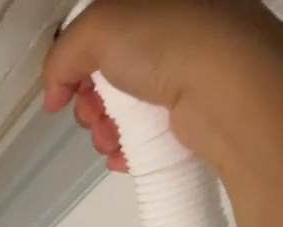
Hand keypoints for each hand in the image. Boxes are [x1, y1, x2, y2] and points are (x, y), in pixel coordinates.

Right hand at [43, 0, 282, 172]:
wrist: (229, 86)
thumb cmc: (166, 41)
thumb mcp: (98, 27)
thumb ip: (62, 55)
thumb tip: (54, 96)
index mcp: (157, 0)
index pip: (101, 31)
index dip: (76, 60)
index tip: (68, 87)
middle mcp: (178, 26)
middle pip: (109, 73)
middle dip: (90, 102)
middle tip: (94, 115)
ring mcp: (190, 68)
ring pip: (125, 107)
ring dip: (105, 130)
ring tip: (110, 141)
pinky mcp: (196, 109)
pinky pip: (147, 131)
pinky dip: (128, 147)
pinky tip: (124, 155)